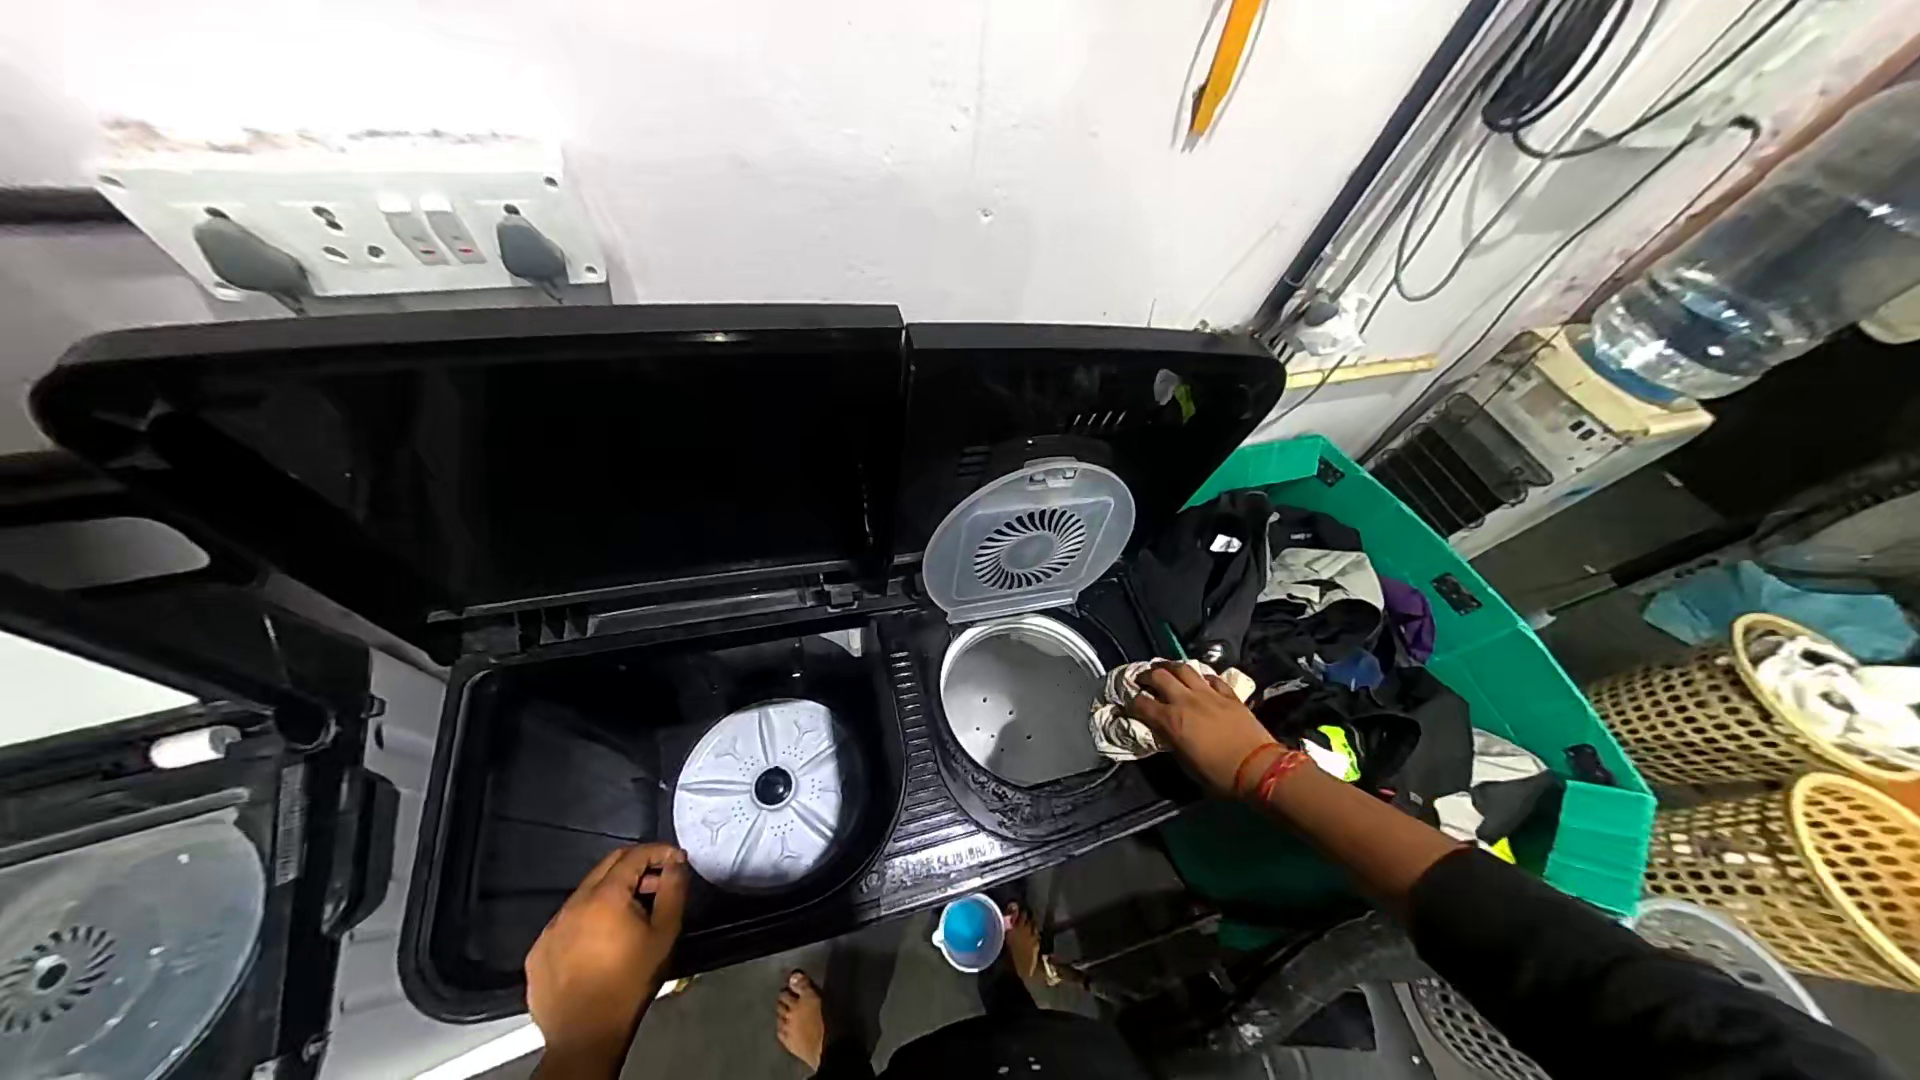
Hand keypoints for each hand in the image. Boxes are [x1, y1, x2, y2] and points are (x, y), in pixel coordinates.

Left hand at [526, 844, 689, 1064]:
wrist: (586, 1037)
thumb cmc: (631, 982)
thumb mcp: (665, 933)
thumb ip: (673, 889)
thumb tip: (675, 862)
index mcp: (604, 897)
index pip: (633, 855)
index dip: (659, 851)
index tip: (676, 861)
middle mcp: (572, 905)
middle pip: (607, 866)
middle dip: (637, 866)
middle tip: (657, 883)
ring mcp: (551, 928)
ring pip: (586, 892)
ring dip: (613, 891)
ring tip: (632, 914)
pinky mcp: (538, 951)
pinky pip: (568, 919)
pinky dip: (589, 916)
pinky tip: (602, 940)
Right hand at [1124, 662, 1278, 795]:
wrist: (1258, 768)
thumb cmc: (1218, 775)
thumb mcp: (1185, 763)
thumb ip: (1171, 741)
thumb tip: (1165, 732)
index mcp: (1171, 720)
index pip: (1141, 703)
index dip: (1131, 702)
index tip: (1129, 704)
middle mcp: (1185, 700)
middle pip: (1158, 675)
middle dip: (1146, 675)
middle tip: (1143, 679)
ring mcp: (1208, 694)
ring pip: (1183, 668)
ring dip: (1170, 667)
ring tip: (1166, 670)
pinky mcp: (1228, 694)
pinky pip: (1210, 677)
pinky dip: (1200, 677)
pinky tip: (1199, 681)